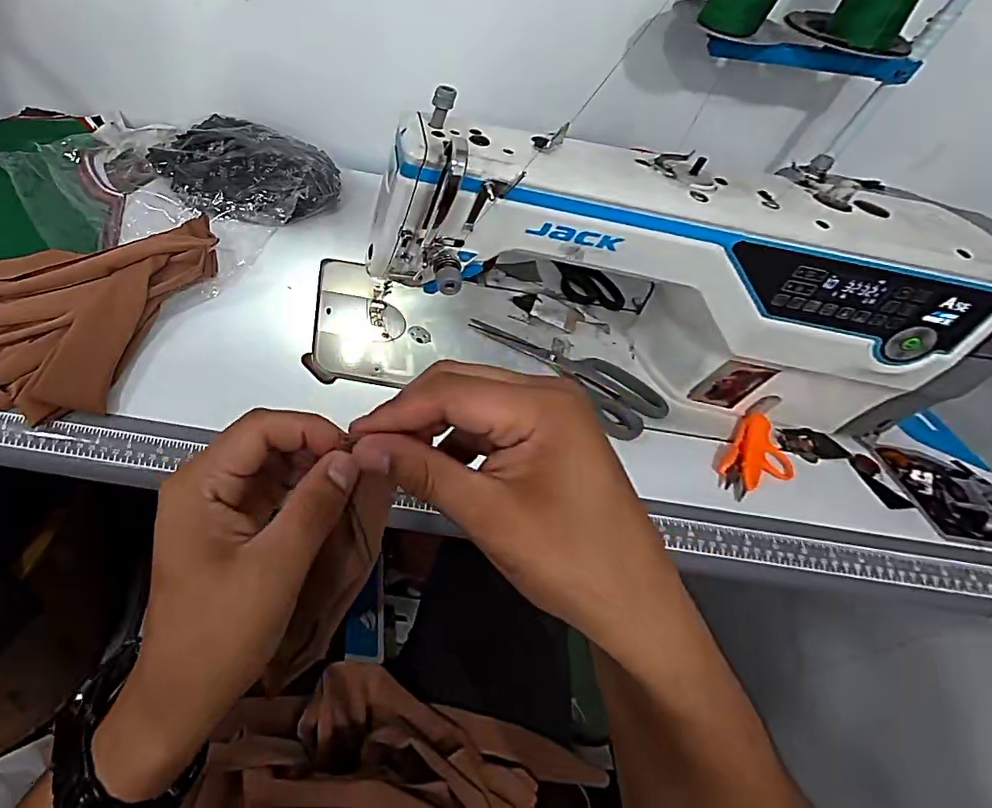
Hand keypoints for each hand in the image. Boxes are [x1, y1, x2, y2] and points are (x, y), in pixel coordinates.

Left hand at [93, 409, 387, 799]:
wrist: (181, 696)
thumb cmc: (211, 641)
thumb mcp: (274, 569)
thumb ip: (313, 508)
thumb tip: (344, 462)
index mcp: (197, 485)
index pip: (258, 429)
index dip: (307, 429)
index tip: (346, 447)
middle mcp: (199, 485)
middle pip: (263, 442)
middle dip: (311, 448)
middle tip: (353, 465)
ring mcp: (212, 504)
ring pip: (268, 465)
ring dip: (308, 469)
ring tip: (346, 482)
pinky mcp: (226, 524)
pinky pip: (267, 492)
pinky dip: (298, 493)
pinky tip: (326, 502)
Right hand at [348, 361, 675, 654]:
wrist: (633, 606)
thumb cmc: (574, 563)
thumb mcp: (487, 514)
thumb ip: (423, 472)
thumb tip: (369, 448)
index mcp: (541, 405)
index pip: (448, 391)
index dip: (396, 413)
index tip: (357, 436)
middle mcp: (547, 394)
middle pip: (458, 385)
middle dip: (410, 413)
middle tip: (371, 444)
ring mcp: (550, 411)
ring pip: (470, 399)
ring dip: (431, 423)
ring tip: (396, 454)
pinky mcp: (547, 432)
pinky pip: (488, 419)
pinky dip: (455, 437)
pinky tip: (434, 462)